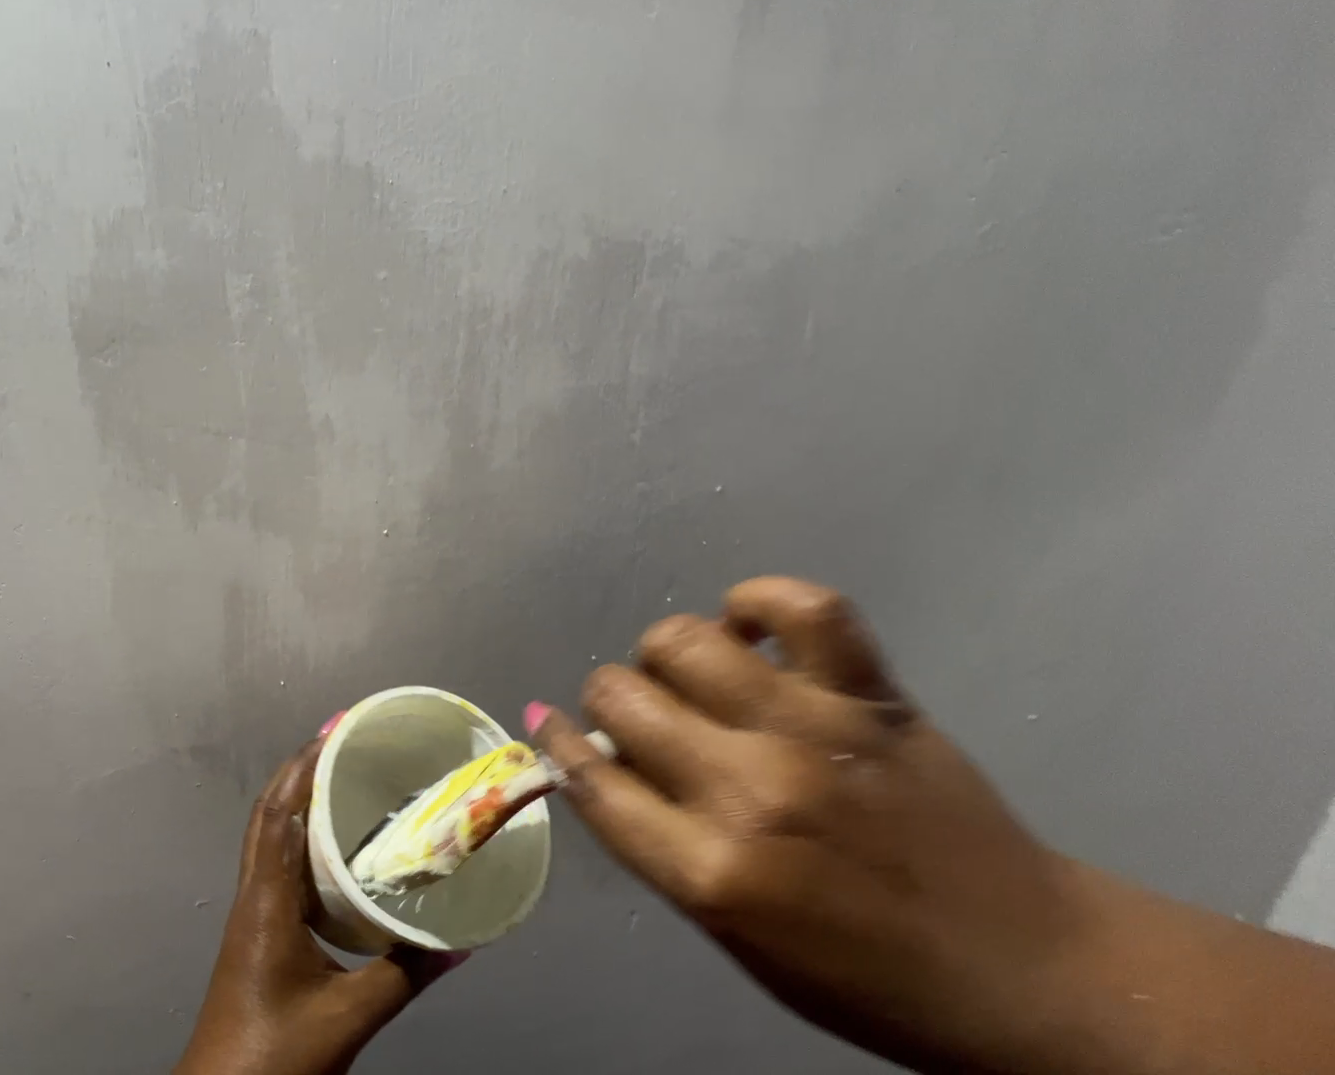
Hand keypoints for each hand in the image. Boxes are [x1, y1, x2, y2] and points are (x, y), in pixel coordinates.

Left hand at [176, 730, 466, 1074]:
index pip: (277, 815)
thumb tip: (460, 943)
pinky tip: (339, 851)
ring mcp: (253, 916)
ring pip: (271, 840)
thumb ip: (403, 977)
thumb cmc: (274, 1054)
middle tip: (345, 744)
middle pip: (269, 816)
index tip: (336, 731)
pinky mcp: (260, 934)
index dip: (302, 768)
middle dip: (302, 773)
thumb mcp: (347, 1018)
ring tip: (344, 781)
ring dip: (300, 803)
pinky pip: (281, 869)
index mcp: (266, 902)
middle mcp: (253, 897)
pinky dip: (305, 842)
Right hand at [529, 577, 1099, 1071]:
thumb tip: (600, 761)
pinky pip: (803, 607)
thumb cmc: (862, 974)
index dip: (561, 745)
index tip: (552, 724)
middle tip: (641, 714)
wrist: (1023, 969)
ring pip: (686, 640)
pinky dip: (760, 602)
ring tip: (694, 674)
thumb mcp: (735, 932)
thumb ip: (662, 844)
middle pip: (624, 697)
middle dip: (611, 700)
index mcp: (711, 870)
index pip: (593, 782)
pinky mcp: (873, 697)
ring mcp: (813, 731)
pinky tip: (752, 627)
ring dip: (668, 654)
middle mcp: (749, 789)